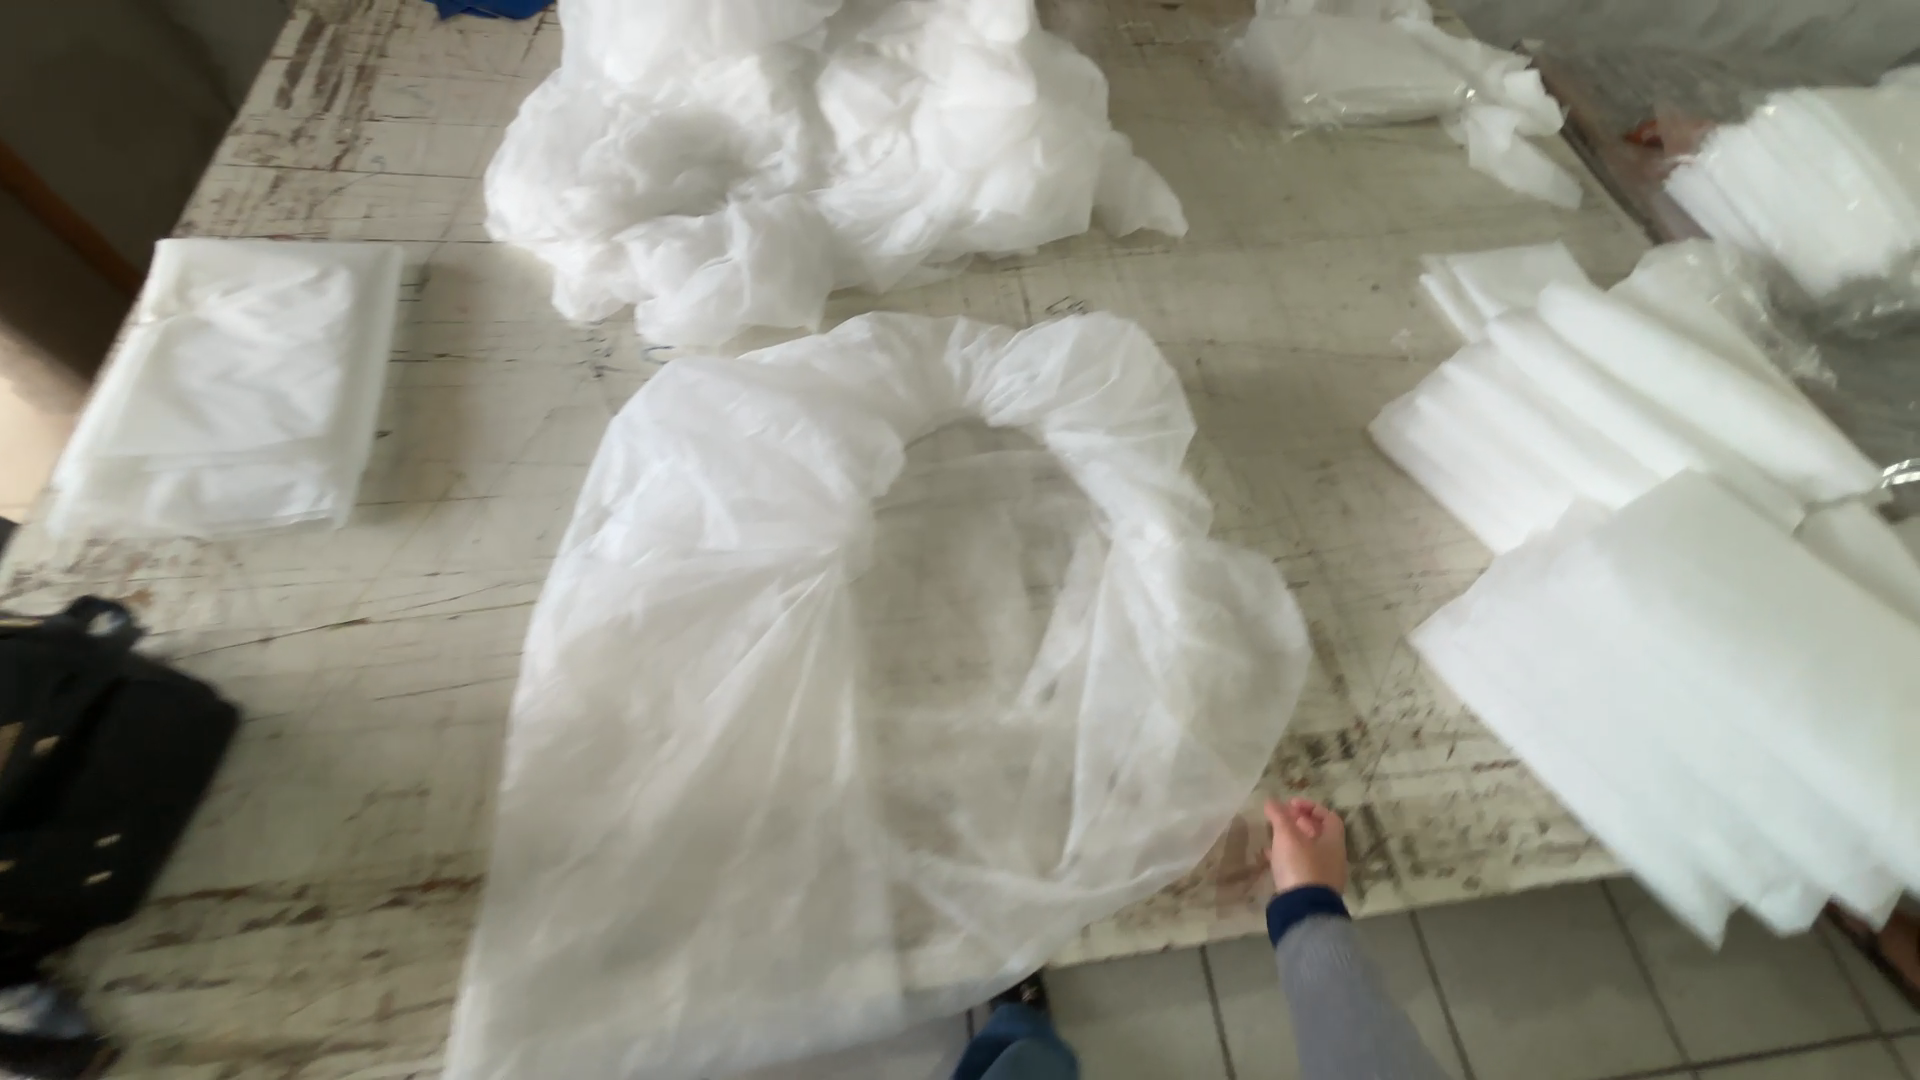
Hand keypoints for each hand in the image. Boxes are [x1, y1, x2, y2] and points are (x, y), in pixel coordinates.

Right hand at [1265, 797, 1347, 894]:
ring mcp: (1323, 874)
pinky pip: (1299, 865)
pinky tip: (1269, 856)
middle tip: (1280, 817)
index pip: (1329, 817)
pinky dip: (1286, 855)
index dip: (1311, 807)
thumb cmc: (1300, 865)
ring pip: (1307, 849)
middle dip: (1298, 822)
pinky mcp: (1310, 887)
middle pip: (1318, 833)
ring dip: (1291, 839)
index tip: (1290, 804)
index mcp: (1333, 842)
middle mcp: (1333, 857)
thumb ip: (1279, 816)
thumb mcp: (1286, 835)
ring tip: (1272, 834)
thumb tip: (1271, 801)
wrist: (1304, 908)